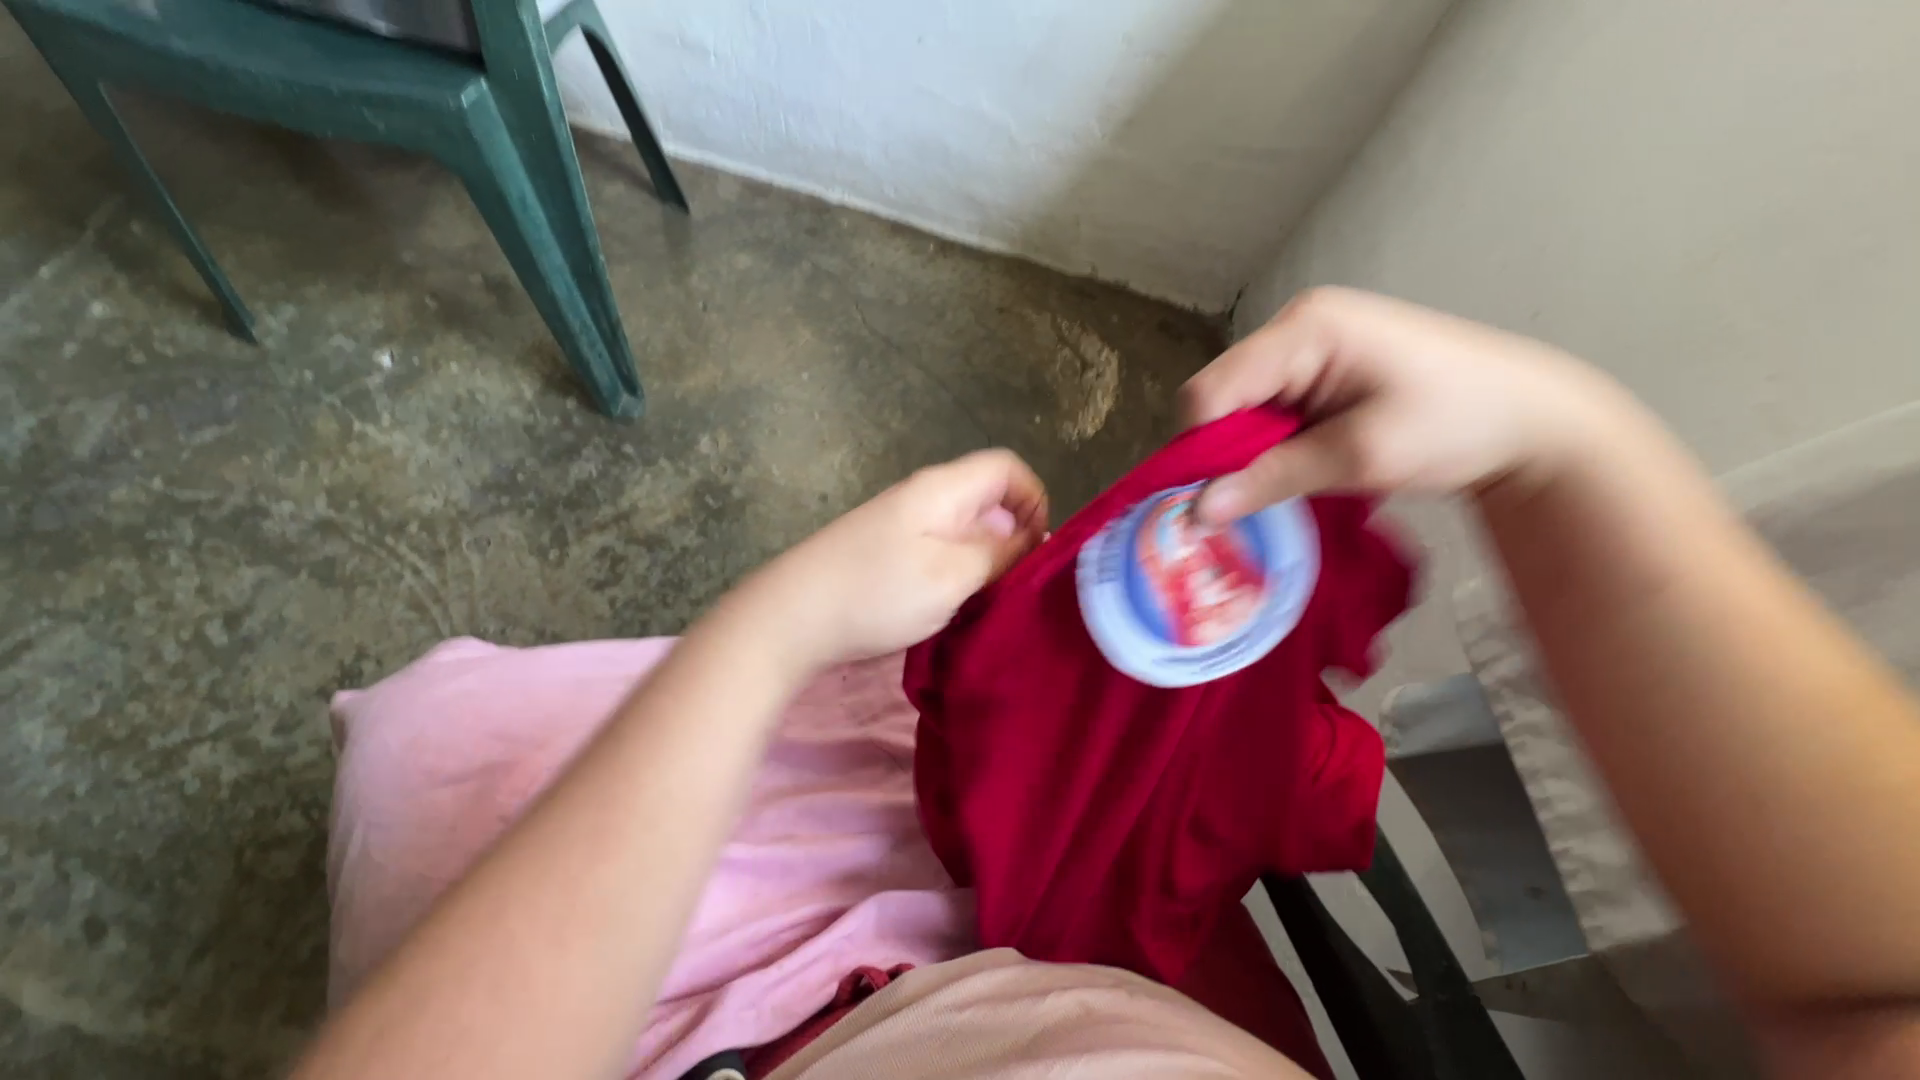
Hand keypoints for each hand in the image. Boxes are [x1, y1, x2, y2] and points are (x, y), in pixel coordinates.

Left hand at [750, 449, 1048, 667]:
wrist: (790, 616)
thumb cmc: (877, 592)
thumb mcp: (952, 575)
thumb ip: (1000, 552)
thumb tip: (1033, 536)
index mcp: (943, 488)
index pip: (1008, 467)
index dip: (1035, 500)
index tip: (1037, 549)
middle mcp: (925, 497)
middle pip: (989, 499)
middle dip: (1014, 537)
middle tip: (1015, 585)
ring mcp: (902, 525)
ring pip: (965, 530)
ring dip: (985, 562)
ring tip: (985, 601)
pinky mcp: (887, 553)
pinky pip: (940, 551)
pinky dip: (957, 574)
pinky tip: (950, 606)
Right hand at [1178, 287, 1622, 522]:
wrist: (1532, 421)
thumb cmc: (1457, 425)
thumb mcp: (1361, 456)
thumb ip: (1272, 478)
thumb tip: (1197, 511)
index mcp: (1305, 329)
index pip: (1211, 390)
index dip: (1200, 448)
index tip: (1210, 503)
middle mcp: (1294, 329)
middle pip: (1220, 397)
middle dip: (1225, 452)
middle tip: (1252, 499)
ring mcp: (1305, 349)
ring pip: (1239, 410)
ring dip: (1249, 453)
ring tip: (1283, 484)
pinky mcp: (1316, 373)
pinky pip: (1265, 414)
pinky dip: (1270, 448)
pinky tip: (1297, 467)